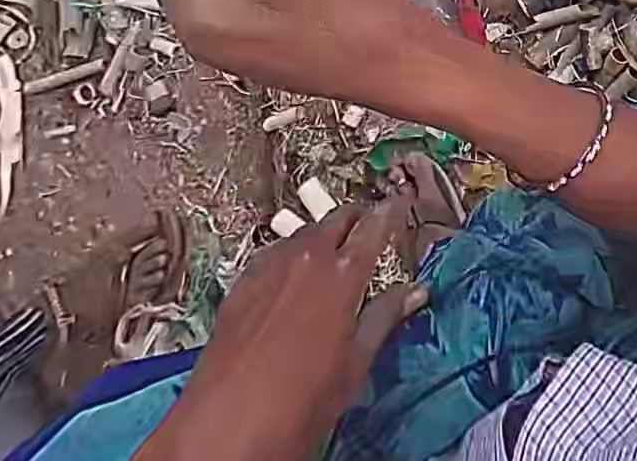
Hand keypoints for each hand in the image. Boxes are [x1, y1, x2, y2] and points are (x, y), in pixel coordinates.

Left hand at [134, 190, 425, 460]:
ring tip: (334, 256)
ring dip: (326, 235)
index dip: (391, 209)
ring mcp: (272, 265)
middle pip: (340, 216)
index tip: (400, 204)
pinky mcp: (243, 281)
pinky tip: (295, 278)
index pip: (376, 222)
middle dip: (359, 217)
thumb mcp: (354, 364)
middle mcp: (309, 256)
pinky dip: (294, 254)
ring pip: (307, 231)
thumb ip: (385, 317)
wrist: (220, 432)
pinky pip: (277, 252)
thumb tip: (416, 291)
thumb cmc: (300, 404)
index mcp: (343, 272)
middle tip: (370, 229)